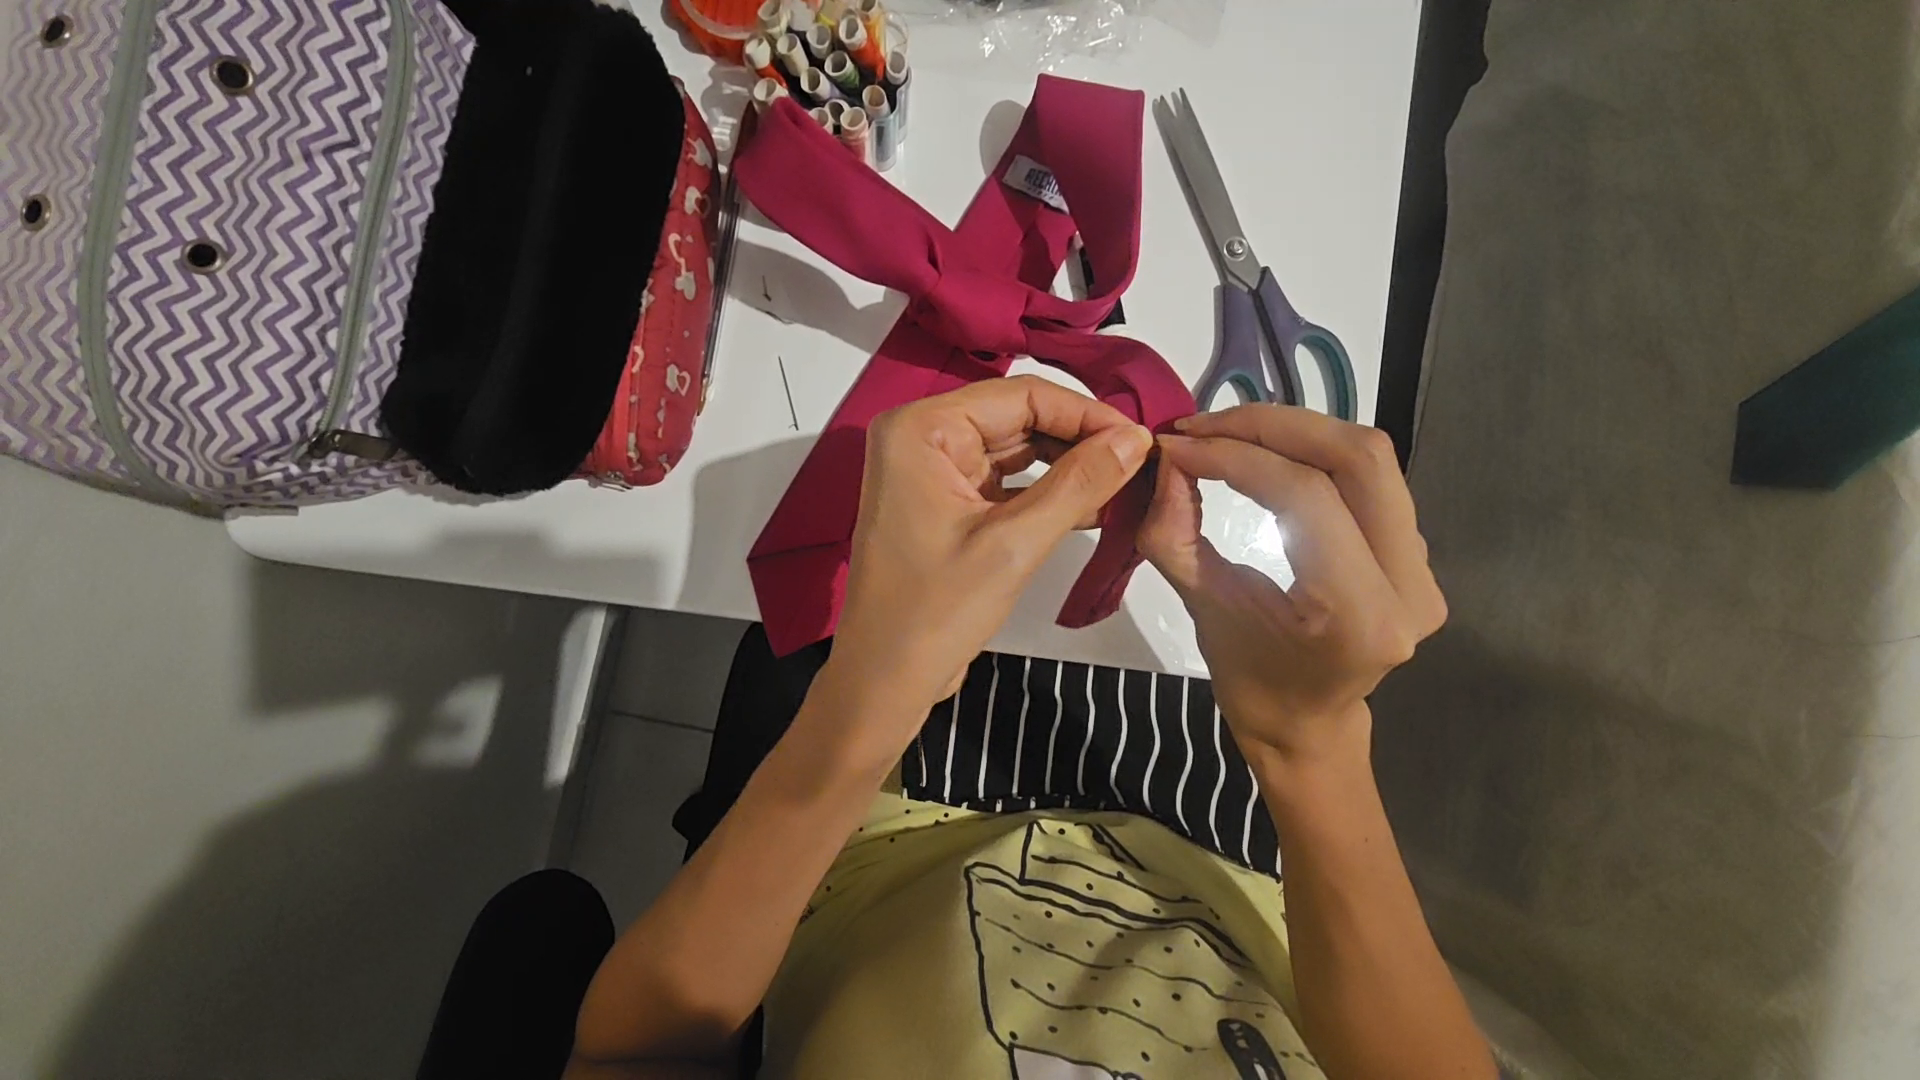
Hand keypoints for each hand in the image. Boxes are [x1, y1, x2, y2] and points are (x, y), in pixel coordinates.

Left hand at [826, 376, 1154, 745]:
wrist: (885, 679)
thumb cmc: (936, 613)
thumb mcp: (1014, 543)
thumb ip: (1079, 483)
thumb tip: (1135, 438)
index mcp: (921, 430)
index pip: (1020, 396)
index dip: (1086, 414)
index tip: (1140, 440)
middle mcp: (921, 437)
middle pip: (1018, 418)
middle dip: (1079, 440)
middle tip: (1138, 464)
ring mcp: (931, 471)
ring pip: (1015, 450)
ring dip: (1067, 467)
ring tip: (1124, 484)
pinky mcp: (945, 502)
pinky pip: (1004, 481)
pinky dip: (1045, 492)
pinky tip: (1093, 506)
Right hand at [1138, 406, 1446, 760]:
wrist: (1306, 725)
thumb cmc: (1250, 683)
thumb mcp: (1201, 610)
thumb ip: (1175, 534)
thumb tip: (1165, 461)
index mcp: (1357, 614)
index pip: (1303, 496)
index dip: (1234, 456)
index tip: (1175, 446)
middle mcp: (1410, 585)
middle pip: (1358, 458)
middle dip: (1272, 425)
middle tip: (1205, 426)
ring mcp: (1425, 568)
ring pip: (1371, 459)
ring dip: (1295, 431)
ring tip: (1229, 434)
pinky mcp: (1418, 555)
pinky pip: (1371, 480)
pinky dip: (1313, 453)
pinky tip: (1266, 456)